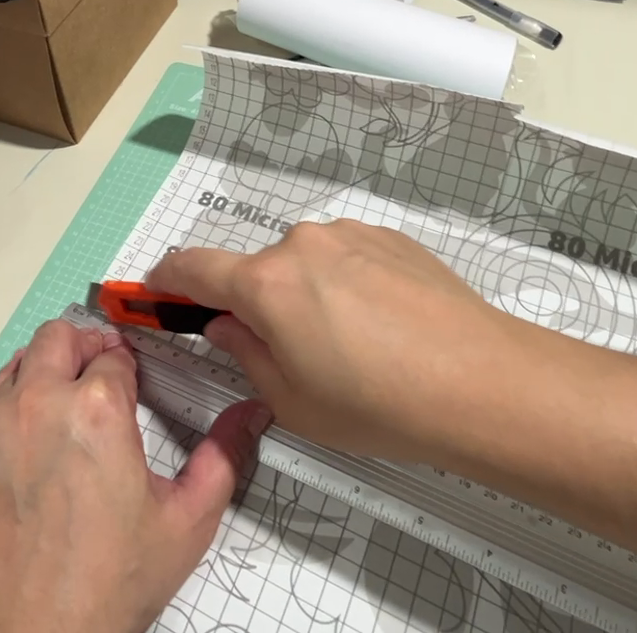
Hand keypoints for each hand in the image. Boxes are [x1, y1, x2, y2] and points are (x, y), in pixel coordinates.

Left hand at [0, 319, 271, 632]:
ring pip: (22, 359)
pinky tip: (34, 435)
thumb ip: (225, 457)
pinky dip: (16, 398)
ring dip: (49, 367)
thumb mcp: (185, 522)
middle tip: (101, 375)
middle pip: (61, 336)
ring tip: (68, 403)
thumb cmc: (107, 582)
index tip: (133, 386)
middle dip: (86, 346)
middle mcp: (41, 401)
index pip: (114, 352)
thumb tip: (254, 412)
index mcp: (97, 408)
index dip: (128, 366)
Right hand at [146, 219, 510, 464]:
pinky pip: (347, 256)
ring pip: (305, 262)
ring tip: (354, 343)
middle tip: (293, 353)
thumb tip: (227, 324)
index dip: (167, 279)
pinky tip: (385, 324)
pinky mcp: (390, 235)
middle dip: (259, 304)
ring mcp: (349, 233)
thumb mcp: (291, 400)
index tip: (156, 289)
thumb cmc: (375, 404)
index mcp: (266, 283)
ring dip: (308, 292)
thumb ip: (245, 352)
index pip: (194, 267)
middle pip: (258, 269)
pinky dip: (347, 283)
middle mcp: (301, 243)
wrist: (480, 381)